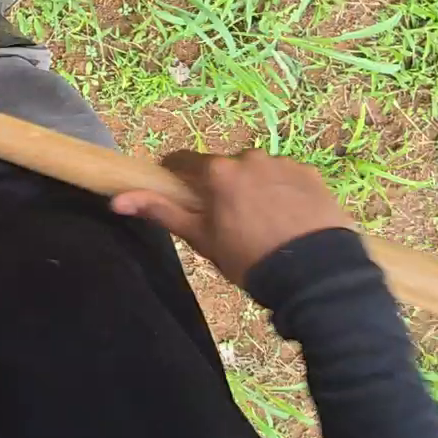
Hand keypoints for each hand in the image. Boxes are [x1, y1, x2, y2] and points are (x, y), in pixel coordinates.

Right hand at [111, 149, 351, 285]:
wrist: (320, 279)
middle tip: (230, 222)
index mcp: (217, 171)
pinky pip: (287, 178)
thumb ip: (161, 212)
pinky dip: (284, 193)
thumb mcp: (202, 240)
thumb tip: (117, 200)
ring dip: (254, 189)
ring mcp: (282, 163)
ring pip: (257, 172)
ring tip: (266, 224)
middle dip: (222, 188)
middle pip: (224, 169)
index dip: (179, 178)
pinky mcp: (311, 174)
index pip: (184, 162)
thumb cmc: (251, 259)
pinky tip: (291, 220)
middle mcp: (248, 157)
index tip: (183, 197)